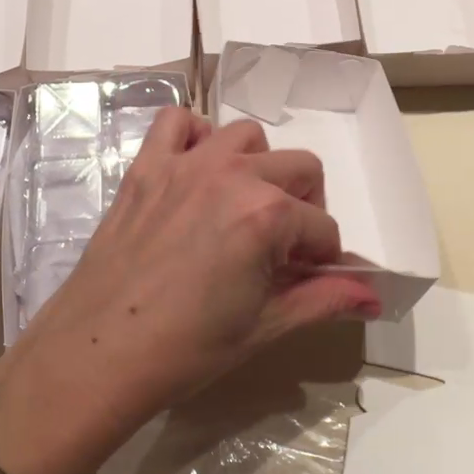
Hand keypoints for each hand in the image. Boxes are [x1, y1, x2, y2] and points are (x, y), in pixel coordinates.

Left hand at [0, 107, 379, 473]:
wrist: (98, 353)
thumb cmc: (186, 349)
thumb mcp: (265, 327)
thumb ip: (324, 300)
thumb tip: (375, 297)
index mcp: (266, 214)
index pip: (323, 227)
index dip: (323, 258)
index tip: (307, 281)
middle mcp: (232, 174)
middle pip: (301, 169)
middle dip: (304, 207)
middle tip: (282, 249)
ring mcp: (186, 163)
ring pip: (247, 136)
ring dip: (258, 166)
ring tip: (243, 208)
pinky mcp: (147, 165)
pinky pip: (177, 120)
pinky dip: (195, 135)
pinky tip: (196, 171)